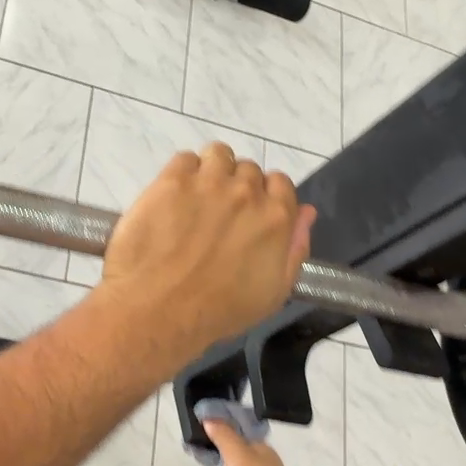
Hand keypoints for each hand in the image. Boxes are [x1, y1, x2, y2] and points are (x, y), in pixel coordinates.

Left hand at [99, 142, 314, 354]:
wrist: (158, 308)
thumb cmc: (219, 310)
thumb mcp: (273, 293)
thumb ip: (295, 249)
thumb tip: (306, 213)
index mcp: (276, 217)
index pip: (281, 183)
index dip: (265, 196)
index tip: (249, 214)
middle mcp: (247, 191)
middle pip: (248, 169)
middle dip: (237, 186)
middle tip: (217, 214)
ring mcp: (209, 181)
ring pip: (219, 154)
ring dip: (212, 170)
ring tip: (196, 198)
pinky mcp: (172, 179)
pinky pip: (185, 158)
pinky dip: (182, 172)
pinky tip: (173, 197)